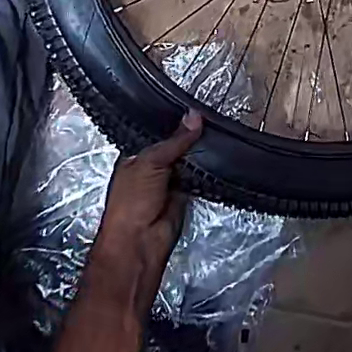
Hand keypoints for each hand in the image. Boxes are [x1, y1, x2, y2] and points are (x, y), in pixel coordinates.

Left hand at [84, 109, 202, 316]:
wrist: (139, 244)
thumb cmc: (132, 201)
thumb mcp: (151, 162)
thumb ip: (175, 140)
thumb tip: (194, 116)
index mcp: (136, 156)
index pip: (158, 133)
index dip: (174, 121)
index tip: (195, 107)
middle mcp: (152, 168)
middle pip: (175, 146)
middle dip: (190, 136)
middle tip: (211, 116)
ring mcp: (168, 182)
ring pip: (187, 161)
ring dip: (200, 152)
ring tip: (219, 130)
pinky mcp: (184, 195)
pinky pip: (197, 177)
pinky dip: (206, 170)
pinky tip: (220, 154)